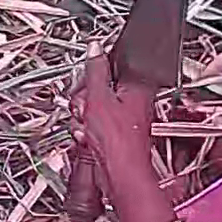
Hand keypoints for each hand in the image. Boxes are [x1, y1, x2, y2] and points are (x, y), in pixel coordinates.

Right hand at [76, 52, 156, 183]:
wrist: (119, 173)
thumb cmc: (117, 140)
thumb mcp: (99, 98)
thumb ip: (95, 71)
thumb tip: (95, 48)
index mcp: (138, 85)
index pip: (110, 66)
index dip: (91, 75)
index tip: (83, 81)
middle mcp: (134, 100)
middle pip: (99, 87)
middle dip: (84, 98)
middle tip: (83, 106)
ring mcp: (124, 117)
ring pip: (93, 106)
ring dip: (83, 115)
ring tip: (86, 125)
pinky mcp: (114, 132)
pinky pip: (94, 123)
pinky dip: (86, 128)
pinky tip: (87, 135)